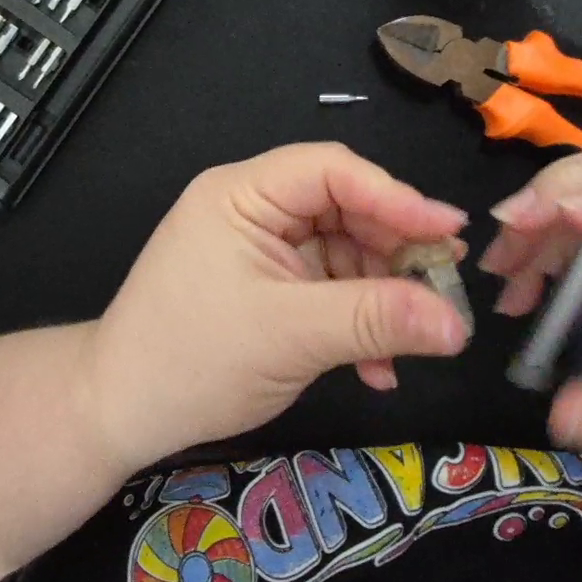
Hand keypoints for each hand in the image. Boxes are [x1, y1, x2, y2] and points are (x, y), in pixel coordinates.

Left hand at [86, 143, 472, 470]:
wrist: (122, 410)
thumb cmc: (194, 359)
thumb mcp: (291, 336)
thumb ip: (376, 320)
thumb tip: (459, 324)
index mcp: (242, 193)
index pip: (330, 170)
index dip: (394, 195)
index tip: (450, 230)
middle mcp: (252, 208)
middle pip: (343, 208)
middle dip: (393, 252)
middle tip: (443, 289)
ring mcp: (260, 247)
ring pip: (342, 251)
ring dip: (379, 297)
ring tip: (411, 343)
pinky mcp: (266, 284)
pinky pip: (327, 287)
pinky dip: (355, 320)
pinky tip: (377, 367)